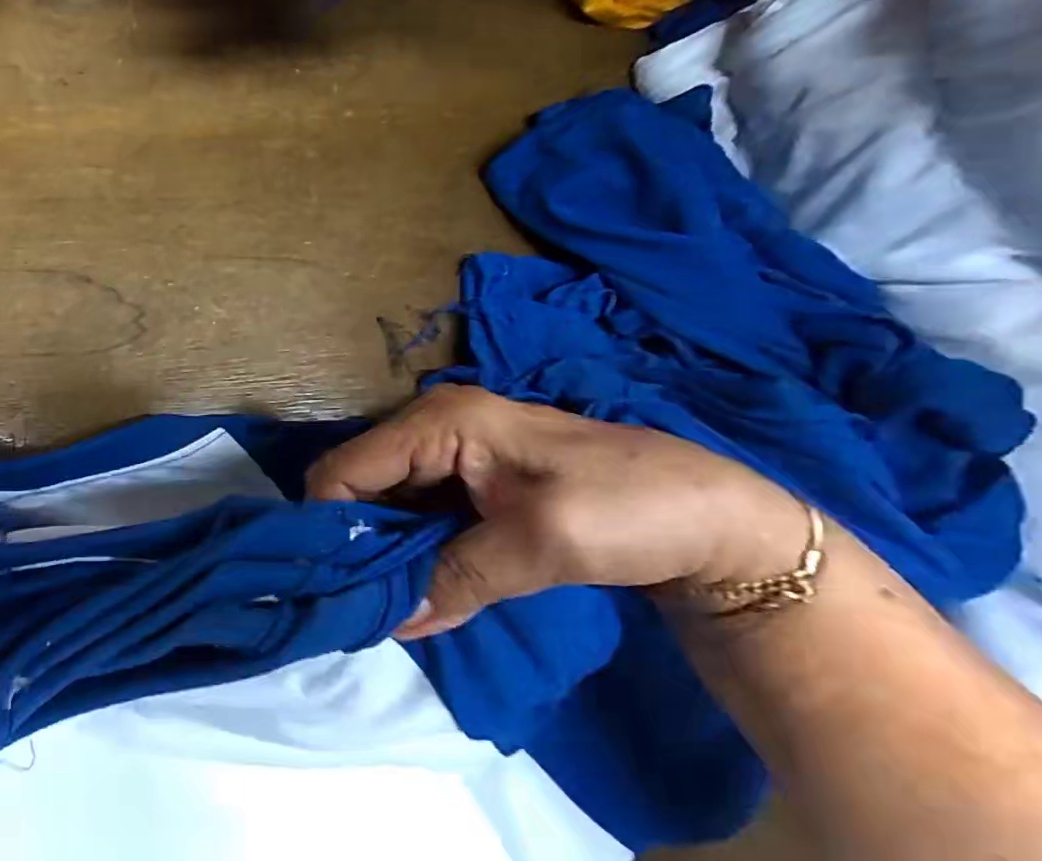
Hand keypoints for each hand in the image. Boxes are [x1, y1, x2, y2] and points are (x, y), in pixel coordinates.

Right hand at [306, 386, 808, 638]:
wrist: (708, 514)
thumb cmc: (628, 507)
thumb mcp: (542, 544)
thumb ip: (458, 578)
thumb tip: (389, 621)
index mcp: (442, 420)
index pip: (346, 468)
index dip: (332, 525)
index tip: (338, 586)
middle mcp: (434, 427)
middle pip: (359, 484)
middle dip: (355, 541)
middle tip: (362, 603)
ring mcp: (451, 453)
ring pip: (384, 502)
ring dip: (382, 551)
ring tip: (387, 602)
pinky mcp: (468, 482)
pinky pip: (416, 514)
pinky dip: (410, 550)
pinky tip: (418, 585)